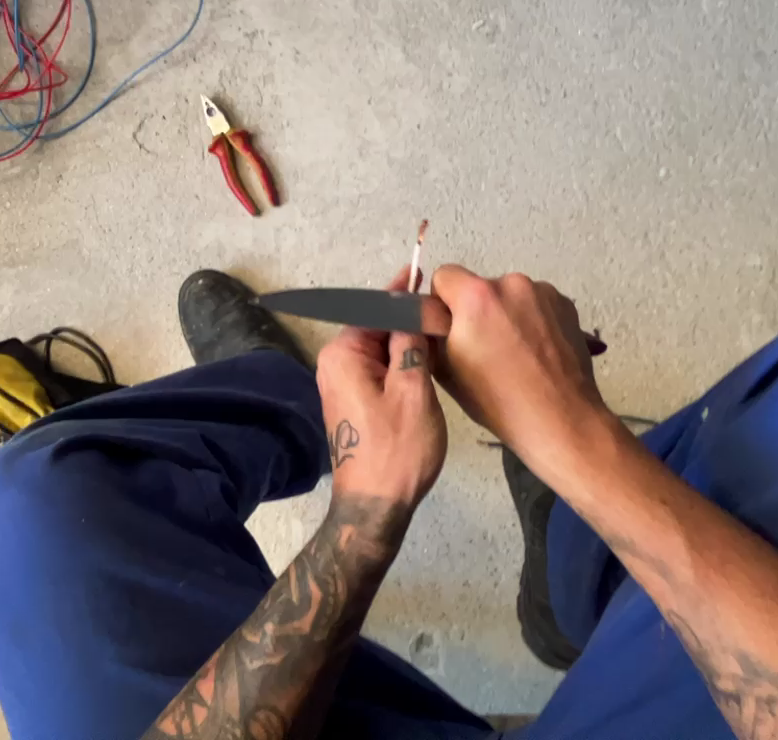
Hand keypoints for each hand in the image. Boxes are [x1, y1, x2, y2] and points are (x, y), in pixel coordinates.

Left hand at [315, 266, 447, 517]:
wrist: (375, 506)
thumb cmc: (397, 448)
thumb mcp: (413, 390)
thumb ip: (411, 343)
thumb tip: (408, 304)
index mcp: (343, 354)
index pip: (374, 308)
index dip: (401, 290)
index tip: (422, 272)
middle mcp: (334, 363)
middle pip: (375, 326)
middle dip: (406, 316)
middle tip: (442, 307)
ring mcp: (340, 382)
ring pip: (378, 348)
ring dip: (406, 340)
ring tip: (442, 329)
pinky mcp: (352, 400)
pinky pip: (377, 368)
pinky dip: (400, 361)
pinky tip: (426, 359)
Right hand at [429, 265, 616, 477]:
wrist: (561, 420)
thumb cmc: (498, 400)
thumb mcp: (445, 370)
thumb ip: (429, 333)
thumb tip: (426, 318)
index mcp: (476, 296)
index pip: (444, 276)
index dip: (442, 303)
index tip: (452, 330)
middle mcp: (511, 282)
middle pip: (478, 286)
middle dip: (475, 309)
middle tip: (483, 347)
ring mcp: (543, 291)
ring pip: (508, 295)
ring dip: (505, 313)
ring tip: (515, 352)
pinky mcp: (565, 304)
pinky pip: (535, 303)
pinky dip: (531, 319)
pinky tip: (536, 350)